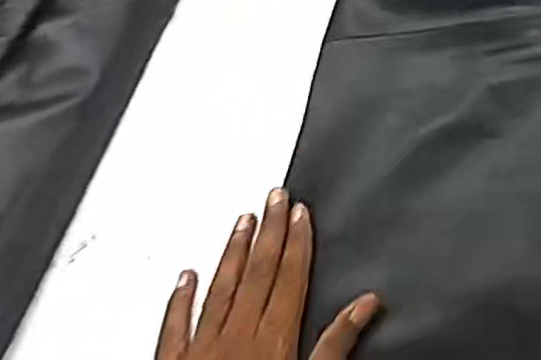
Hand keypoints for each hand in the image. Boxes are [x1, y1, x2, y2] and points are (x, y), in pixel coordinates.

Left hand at [156, 189, 380, 359]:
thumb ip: (335, 346)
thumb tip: (366, 303)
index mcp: (271, 340)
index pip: (289, 277)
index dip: (298, 241)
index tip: (301, 211)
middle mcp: (236, 337)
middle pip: (258, 272)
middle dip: (270, 230)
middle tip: (276, 195)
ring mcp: (201, 352)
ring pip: (220, 288)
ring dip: (233, 251)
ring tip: (243, 219)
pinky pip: (174, 329)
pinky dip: (180, 299)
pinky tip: (186, 276)